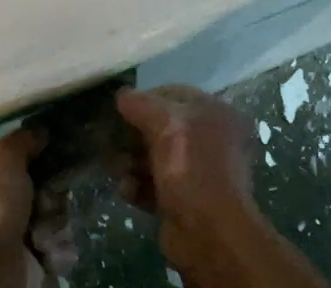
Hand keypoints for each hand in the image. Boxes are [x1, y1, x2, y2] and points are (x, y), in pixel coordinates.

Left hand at [0, 128, 45, 287]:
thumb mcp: (3, 156)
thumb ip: (22, 140)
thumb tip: (40, 130)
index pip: (24, 152)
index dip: (44, 150)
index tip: (61, 148)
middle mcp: (4, 196)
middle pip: (48, 183)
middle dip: (56, 192)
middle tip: (49, 198)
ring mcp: (18, 227)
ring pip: (57, 214)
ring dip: (56, 222)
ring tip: (43, 231)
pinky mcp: (32, 254)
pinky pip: (59, 243)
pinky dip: (57, 247)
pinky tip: (45, 249)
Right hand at [114, 87, 259, 265]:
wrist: (209, 234)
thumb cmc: (191, 168)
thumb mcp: (166, 124)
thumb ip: (142, 105)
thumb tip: (122, 96)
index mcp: (217, 114)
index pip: (176, 95)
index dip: (147, 98)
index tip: (122, 108)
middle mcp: (212, 140)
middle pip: (164, 128)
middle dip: (135, 135)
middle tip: (113, 140)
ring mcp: (199, 173)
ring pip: (157, 158)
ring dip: (133, 161)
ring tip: (118, 168)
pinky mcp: (185, 201)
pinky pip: (156, 185)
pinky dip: (139, 185)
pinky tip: (126, 189)